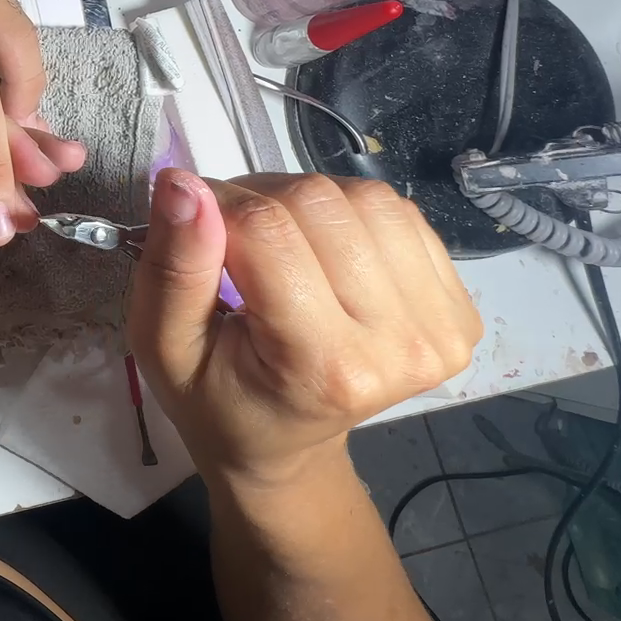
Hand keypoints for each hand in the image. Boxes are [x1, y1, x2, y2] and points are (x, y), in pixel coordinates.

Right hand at [128, 170, 481, 490]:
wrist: (278, 438)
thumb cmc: (208, 394)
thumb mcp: (160, 341)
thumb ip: (172, 265)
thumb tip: (181, 182)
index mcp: (320, 364)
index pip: (266, 230)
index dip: (215, 204)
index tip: (187, 223)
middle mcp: (399, 345)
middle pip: (317, 204)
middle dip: (255, 199)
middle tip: (225, 234)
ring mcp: (441, 327)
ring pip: (361, 197)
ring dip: (297, 199)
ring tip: (268, 238)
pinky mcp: (459, 310)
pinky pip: (397, 212)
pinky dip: (342, 211)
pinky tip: (316, 247)